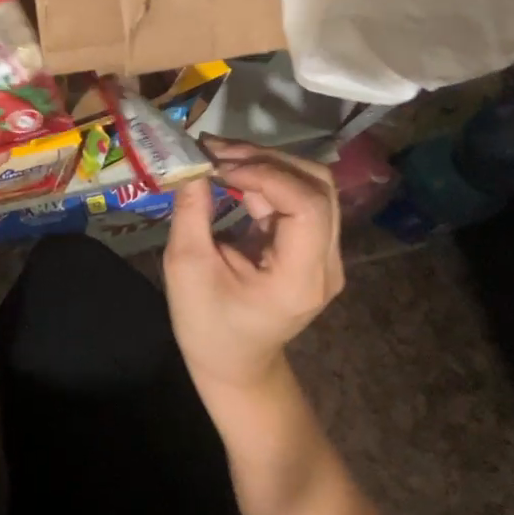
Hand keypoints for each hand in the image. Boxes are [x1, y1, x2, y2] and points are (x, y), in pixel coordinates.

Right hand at [163, 135, 343, 399]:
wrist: (234, 364)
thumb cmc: (207, 324)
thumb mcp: (186, 267)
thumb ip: (192, 211)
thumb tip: (191, 162)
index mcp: (301, 277)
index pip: (307, 206)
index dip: (266, 174)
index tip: (218, 167)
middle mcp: (326, 262)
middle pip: (317, 187)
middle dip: (266, 159)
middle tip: (215, 151)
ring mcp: (324, 254)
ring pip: (311, 185)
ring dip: (266, 163)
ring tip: (219, 155)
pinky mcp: (310, 245)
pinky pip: (297, 197)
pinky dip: (265, 177)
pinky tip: (230, 171)